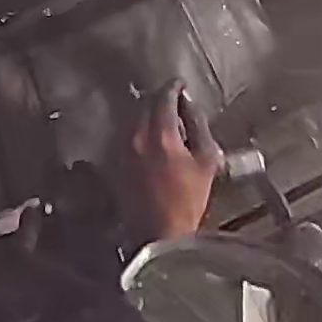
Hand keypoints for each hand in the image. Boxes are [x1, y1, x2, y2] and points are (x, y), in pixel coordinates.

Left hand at [124, 81, 219, 241]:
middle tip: (174, 100)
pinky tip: (149, 134)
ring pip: (132, 114)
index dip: (174, 86)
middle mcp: (138, 136)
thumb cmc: (188, 200)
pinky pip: (125, 130)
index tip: (181, 85)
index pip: (164, 96)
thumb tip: (188, 103)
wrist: (160, 237)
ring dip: (147, 109)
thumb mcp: (206, 160)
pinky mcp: (115, 160)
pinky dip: (137, 125)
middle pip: (145, 101)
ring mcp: (123, 148)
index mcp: (162, 135)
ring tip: (162, 117)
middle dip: (160, 96)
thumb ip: (198, 125)